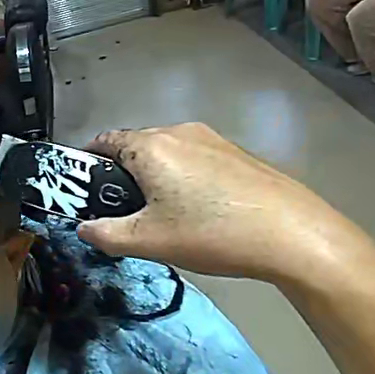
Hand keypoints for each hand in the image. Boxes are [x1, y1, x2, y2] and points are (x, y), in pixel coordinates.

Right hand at [77, 123, 374, 288]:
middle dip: (124, 174)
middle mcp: (178, 131)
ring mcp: (212, 138)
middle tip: (126, 213)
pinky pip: (195, 158)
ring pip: (168, 152)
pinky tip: (202, 210)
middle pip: (136, 145)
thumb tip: (83, 228)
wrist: (291, 232)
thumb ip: (106, 235)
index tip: (86, 192)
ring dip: (156, 176)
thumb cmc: (211, 233)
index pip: (104, 140)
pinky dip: (185, 177)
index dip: (88, 164)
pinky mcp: (236, 151)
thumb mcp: (149, 242)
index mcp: (151, 145)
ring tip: (166, 216)